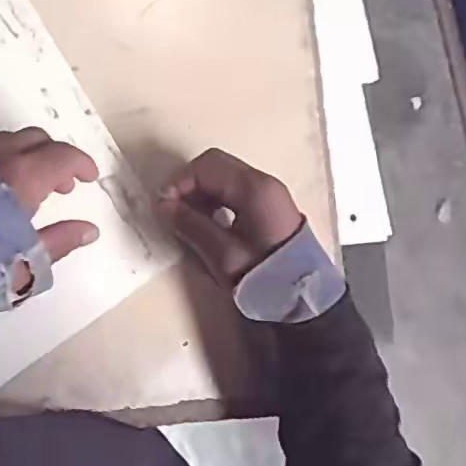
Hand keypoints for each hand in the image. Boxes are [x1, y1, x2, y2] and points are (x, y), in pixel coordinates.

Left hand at [0, 128, 101, 267]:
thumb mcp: (28, 263)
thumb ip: (61, 240)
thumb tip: (88, 230)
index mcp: (19, 177)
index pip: (61, 155)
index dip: (81, 163)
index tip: (89, 177)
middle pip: (33, 139)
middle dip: (54, 156)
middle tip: (62, 185)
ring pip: (3, 142)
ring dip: (25, 155)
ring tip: (30, 188)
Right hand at [155, 148, 303, 287]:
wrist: (303, 301)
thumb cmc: (263, 276)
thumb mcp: (222, 255)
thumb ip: (191, 226)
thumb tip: (163, 206)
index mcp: (254, 189)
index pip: (206, 166)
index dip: (178, 182)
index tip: (162, 207)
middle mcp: (263, 182)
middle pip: (215, 165)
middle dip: (187, 184)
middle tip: (172, 210)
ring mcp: (268, 192)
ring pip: (223, 176)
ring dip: (199, 192)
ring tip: (187, 220)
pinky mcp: (268, 206)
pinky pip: (232, 190)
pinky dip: (213, 199)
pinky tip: (207, 223)